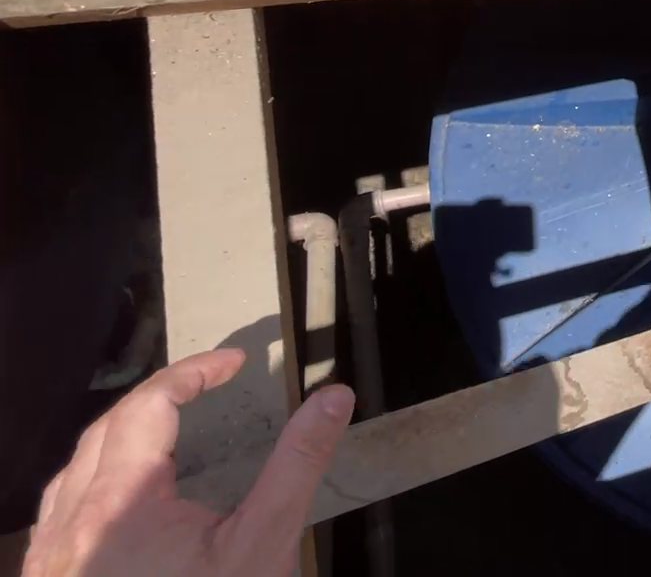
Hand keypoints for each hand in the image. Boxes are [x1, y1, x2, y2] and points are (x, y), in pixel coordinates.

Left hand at [26, 349, 353, 576]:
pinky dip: (104, 470)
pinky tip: (134, 488)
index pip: (147, 409)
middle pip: (102, 432)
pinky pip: (64, 508)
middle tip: (214, 376)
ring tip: (177, 418)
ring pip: (73, 472)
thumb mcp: (263, 540)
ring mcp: (50, 562)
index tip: (239, 358)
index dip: (193, 372)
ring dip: (126, 429)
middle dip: (160, 392)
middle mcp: (70, 526)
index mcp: (121, 504)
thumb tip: (334, 395)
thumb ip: (298, 462)